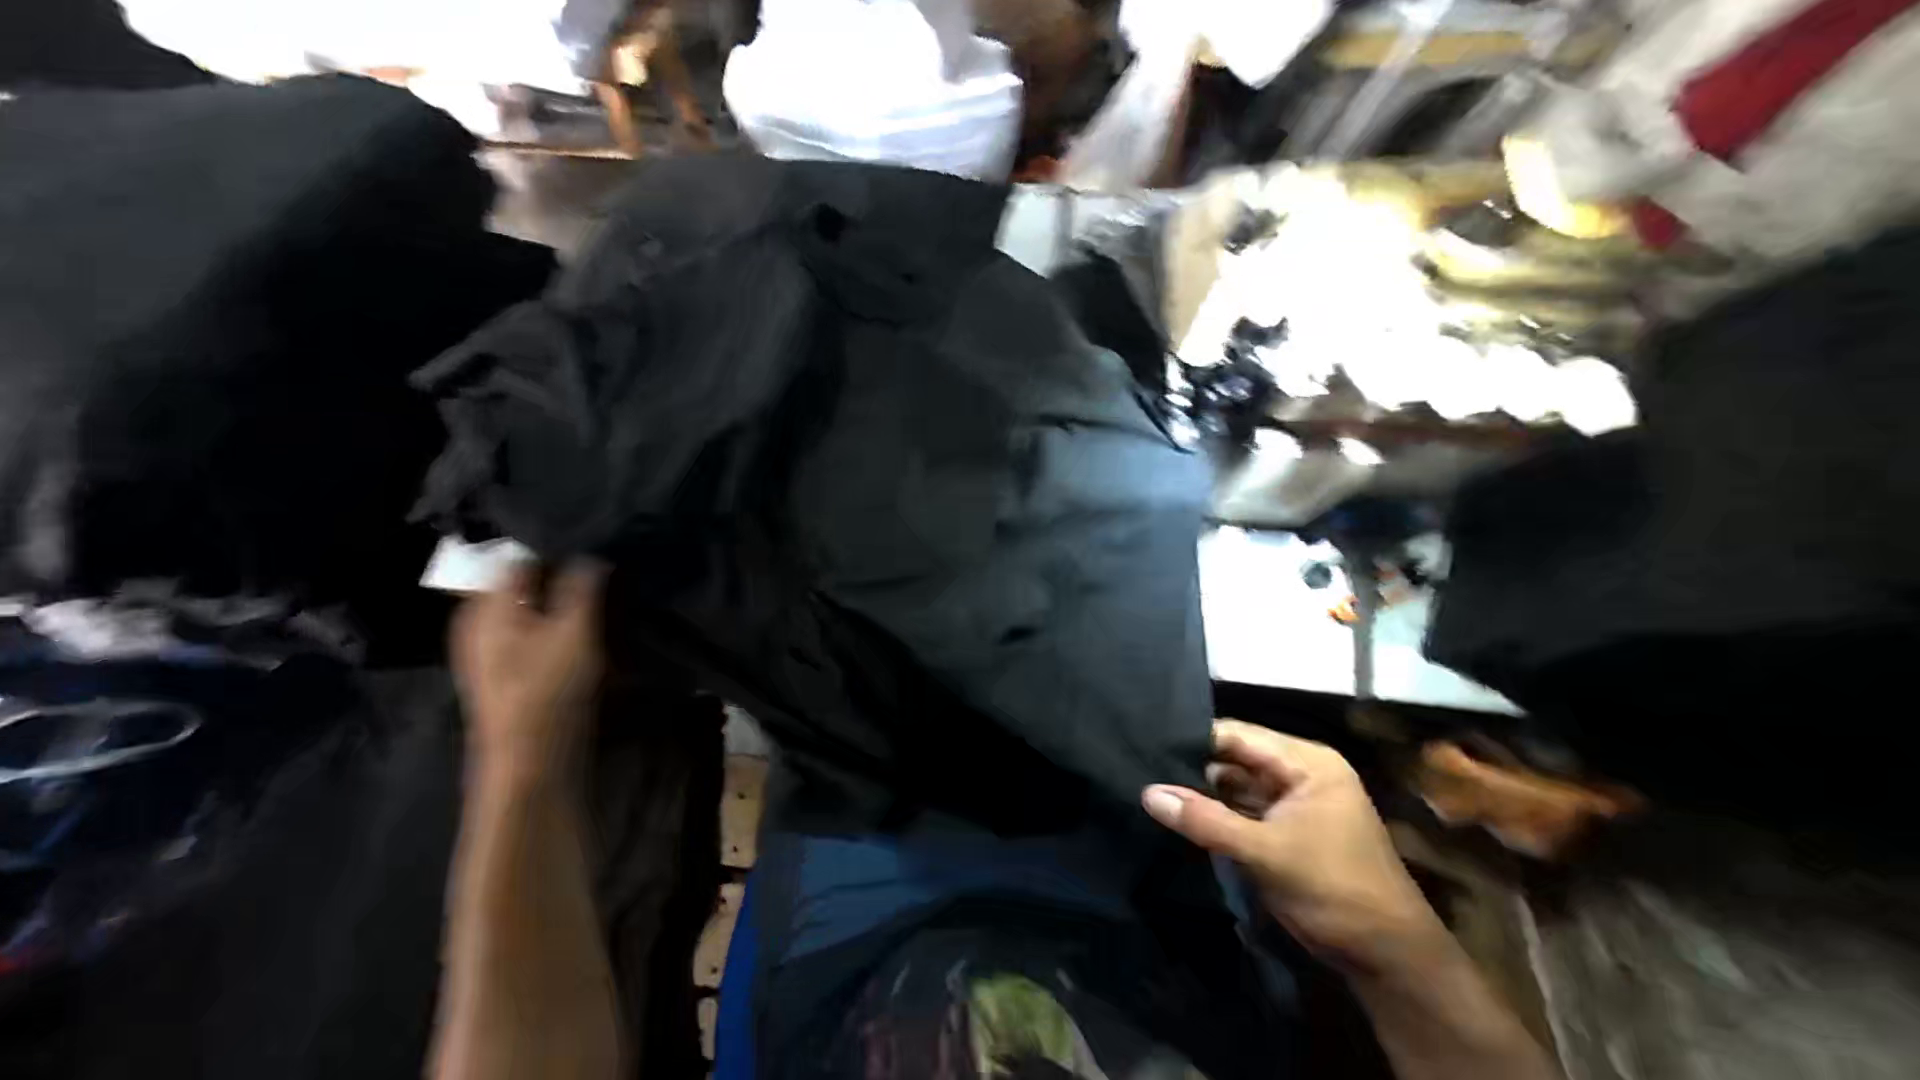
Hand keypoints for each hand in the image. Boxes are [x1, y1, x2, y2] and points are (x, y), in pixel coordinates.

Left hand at [452, 560, 607, 784]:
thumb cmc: (549, 689)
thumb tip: (589, 555)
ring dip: (560, 606)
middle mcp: (476, 622)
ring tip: (597, 609)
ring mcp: (486, 651)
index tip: (592, 550)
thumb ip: (581, 586)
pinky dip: (554, 630)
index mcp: (485, 605)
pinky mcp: (503, 674)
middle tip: (599, 581)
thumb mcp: (575, 630)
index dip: (555, 550)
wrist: (530, 760)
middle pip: (521, 584)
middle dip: (559, 579)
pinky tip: (580, 640)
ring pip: (528, 611)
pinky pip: (529, 635)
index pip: (517, 557)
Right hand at [1142, 720, 1445, 975]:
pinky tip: (1177, 813)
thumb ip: (1205, 820)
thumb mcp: (1265, 853)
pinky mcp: (1285, 829)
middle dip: (1193, 766)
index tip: (1146, 743)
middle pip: (1234, 758)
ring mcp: (1293, 802)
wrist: (1389, 961)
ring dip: (1201, 792)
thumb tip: (1147, 792)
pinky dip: (1216, 814)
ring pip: (1235, 785)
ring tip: (1150, 786)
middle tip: (1141, 767)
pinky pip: (1242, 810)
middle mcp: (1300, 773)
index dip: (1193, 739)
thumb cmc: (1335, 891)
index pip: (1237, 735)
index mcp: (1307, 763)